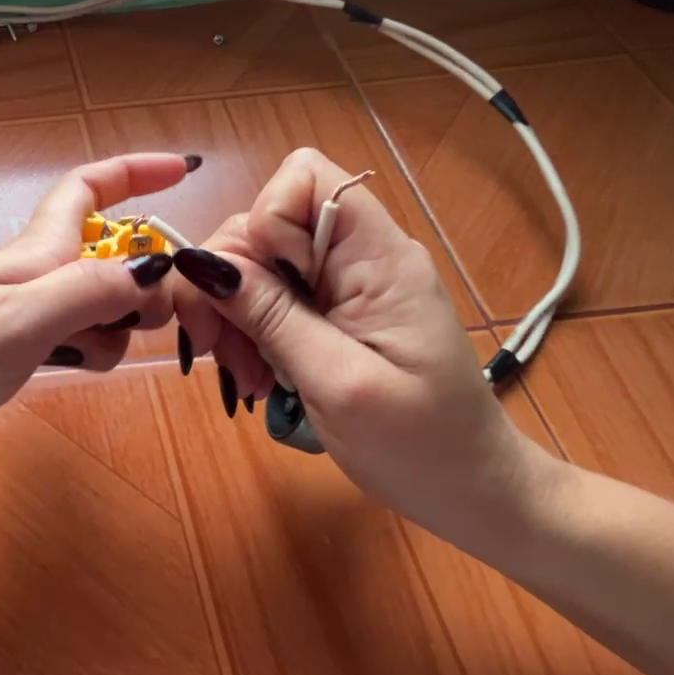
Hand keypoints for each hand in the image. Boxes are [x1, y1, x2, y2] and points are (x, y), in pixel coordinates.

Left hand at [0, 154, 193, 458]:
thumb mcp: (21, 319)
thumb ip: (87, 292)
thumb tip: (151, 272)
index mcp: (35, 251)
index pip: (87, 189)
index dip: (134, 171)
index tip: (182, 169)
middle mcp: (35, 273)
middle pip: (111, 256)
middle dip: (143, 280)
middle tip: (143, 320)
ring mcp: (26, 312)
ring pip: (100, 304)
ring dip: (115, 327)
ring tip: (82, 354)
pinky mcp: (17, 347)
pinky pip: (76, 338)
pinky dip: (88, 351)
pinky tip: (64, 370)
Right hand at [169, 148, 553, 544]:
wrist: (474, 494)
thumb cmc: (421, 448)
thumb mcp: (338, 383)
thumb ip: (271, 316)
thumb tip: (200, 261)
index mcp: (379, 258)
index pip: (304, 180)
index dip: (263, 221)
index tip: (254, 289)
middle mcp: (357, 256)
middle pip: (262, 224)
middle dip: (225, 280)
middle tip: (219, 349)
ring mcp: (342, 283)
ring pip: (252, 263)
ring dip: (230, 314)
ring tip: (245, 376)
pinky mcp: (329, 309)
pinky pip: (265, 296)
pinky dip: (246, 331)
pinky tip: (256, 374)